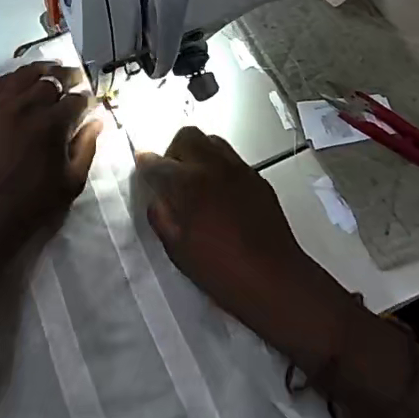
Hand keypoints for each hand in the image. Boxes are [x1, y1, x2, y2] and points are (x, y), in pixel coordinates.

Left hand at [0, 62, 100, 263]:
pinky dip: (12, 79)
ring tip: (51, 70)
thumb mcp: (71, 182)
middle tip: (76, 79)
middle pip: (51, 80)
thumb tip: (97, 121)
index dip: (87, 99)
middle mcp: (25, 106)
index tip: (90, 102)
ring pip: (23, 76)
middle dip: (68, 78)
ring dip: (41, 71)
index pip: (76, 100)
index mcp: (52, 124)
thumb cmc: (32, 205)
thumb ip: (87, 147)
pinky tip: (20, 81)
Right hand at [139, 128, 348, 367]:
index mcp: (188, 184)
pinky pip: (232, 159)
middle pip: (186, 136)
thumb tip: (157, 196)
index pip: (157, 162)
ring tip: (196, 178)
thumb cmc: (220, 270)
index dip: (146, 164)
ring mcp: (238, 170)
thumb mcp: (177, 249)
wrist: (275, 280)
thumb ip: (160, 215)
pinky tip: (220, 191)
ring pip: (211, 141)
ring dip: (197, 153)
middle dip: (173, 150)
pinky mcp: (258, 178)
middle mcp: (213, 167)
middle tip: (172, 173)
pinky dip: (218, 166)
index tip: (143, 168)